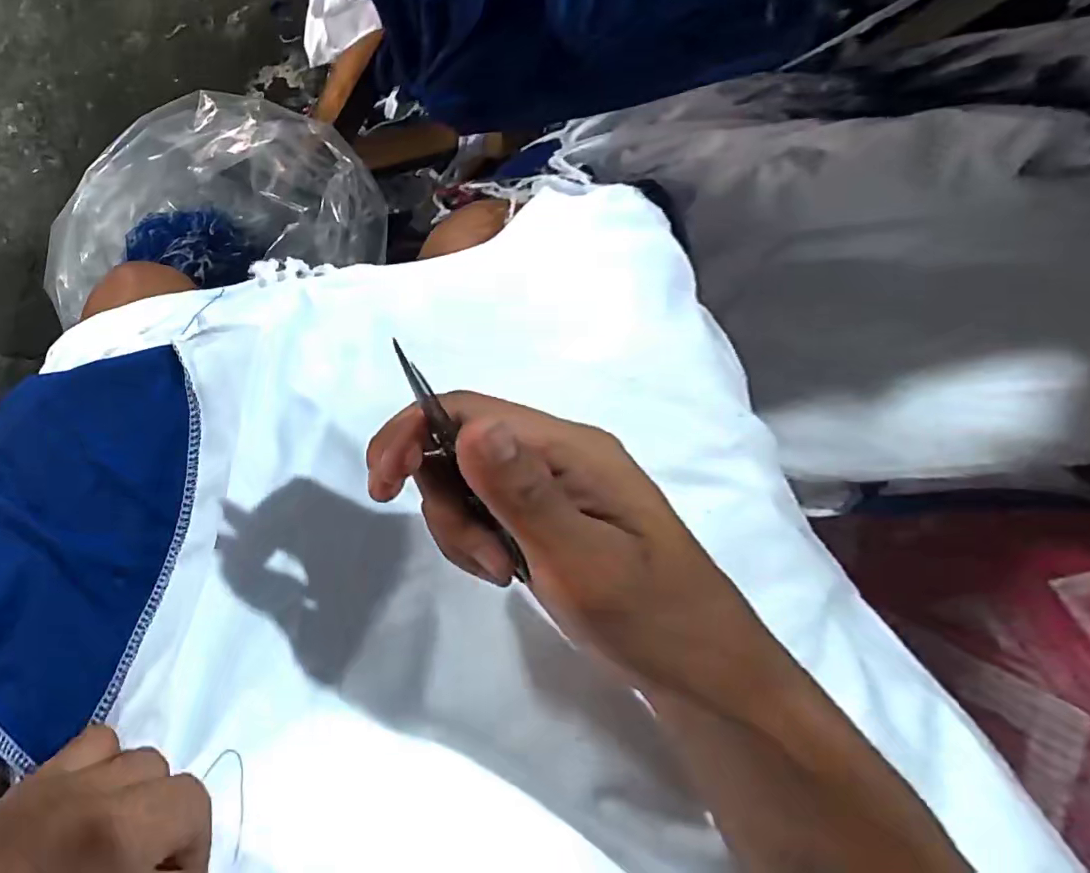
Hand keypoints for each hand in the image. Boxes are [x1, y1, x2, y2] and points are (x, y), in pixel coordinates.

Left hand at [0, 725, 211, 872]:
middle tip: (144, 866)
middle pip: (159, 768)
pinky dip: (97, 767)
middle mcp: (90, 788)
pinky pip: (81, 744)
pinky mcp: (26, 782)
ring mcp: (54, 778)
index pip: (191, 800)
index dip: (194, 848)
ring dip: (131, 787)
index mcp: (116, 831)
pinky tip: (85, 809)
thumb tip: (174, 867)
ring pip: (123, 747)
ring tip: (115, 834)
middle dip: (165, 817)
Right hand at [366, 393, 798, 710]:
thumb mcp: (583, 562)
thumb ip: (523, 493)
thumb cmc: (654, 620)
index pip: (467, 409)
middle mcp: (555, 454)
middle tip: (478, 558)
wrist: (708, 681)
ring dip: (460, 527)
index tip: (381, 484)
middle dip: (444, 501)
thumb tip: (471, 427)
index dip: (411, 432)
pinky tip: (504, 574)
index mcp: (569, 447)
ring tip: (500, 574)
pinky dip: (473, 539)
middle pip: (458, 447)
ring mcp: (548, 485)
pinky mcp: (542, 514)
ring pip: (463, 482)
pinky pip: (480, 509)